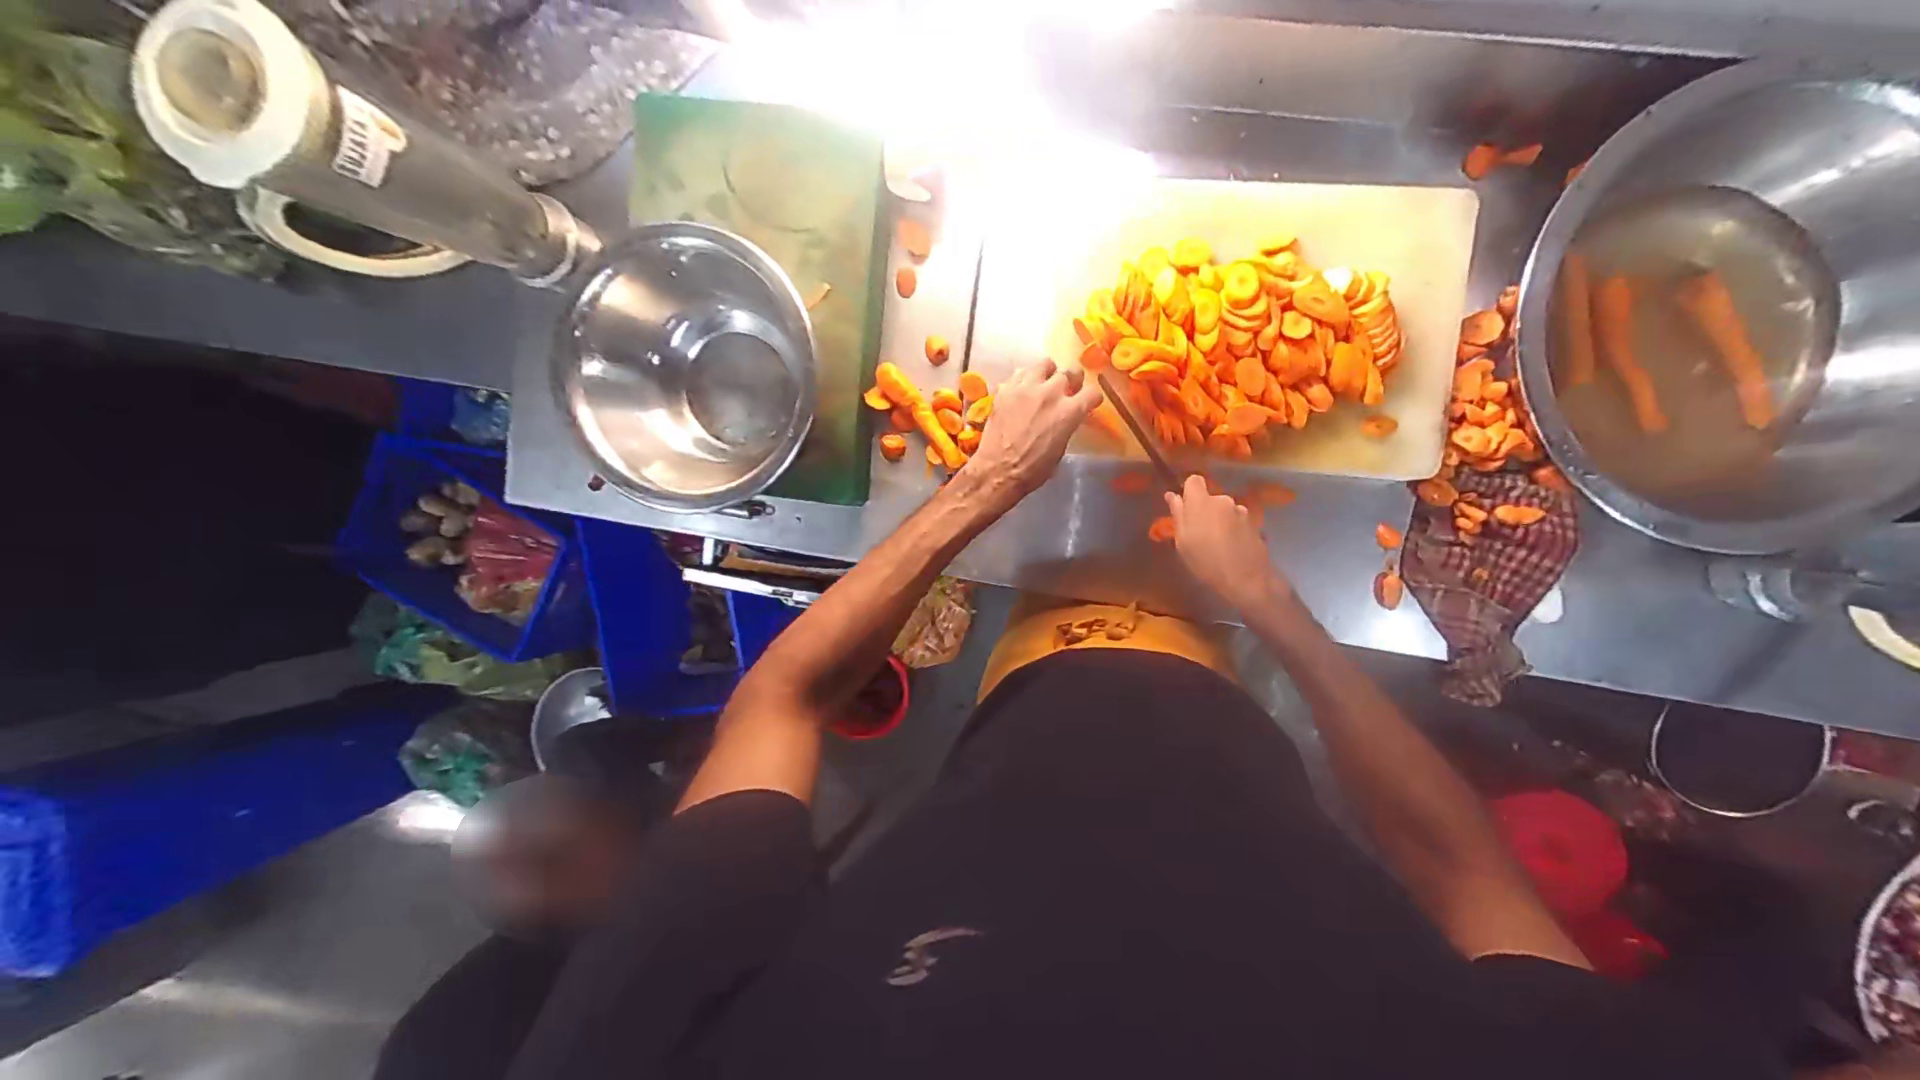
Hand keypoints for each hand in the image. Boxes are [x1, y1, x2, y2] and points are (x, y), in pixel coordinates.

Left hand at [961, 358, 1100, 505]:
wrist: (998, 470)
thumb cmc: (1032, 469)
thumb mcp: (1059, 449)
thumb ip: (1066, 425)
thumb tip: (1066, 418)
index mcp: (1069, 412)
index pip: (1092, 393)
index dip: (1092, 398)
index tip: (1089, 402)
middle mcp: (1050, 393)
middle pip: (1069, 372)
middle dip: (1072, 380)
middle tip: (1068, 387)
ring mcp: (1026, 388)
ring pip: (1044, 364)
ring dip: (1048, 373)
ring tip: (1044, 382)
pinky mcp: (1006, 389)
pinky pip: (1019, 374)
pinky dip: (1024, 379)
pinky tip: (1022, 389)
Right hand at [1164, 474, 1288, 611]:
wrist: (1247, 578)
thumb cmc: (1206, 561)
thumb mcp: (1183, 542)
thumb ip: (1177, 515)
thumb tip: (1171, 495)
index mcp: (1202, 502)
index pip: (1194, 480)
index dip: (1188, 491)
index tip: (1185, 509)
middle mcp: (1223, 500)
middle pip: (1209, 498)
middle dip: (1203, 510)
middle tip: (1198, 535)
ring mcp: (1241, 511)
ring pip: (1223, 510)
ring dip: (1219, 521)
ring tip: (1216, 545)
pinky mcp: (1254, 523)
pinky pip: (1236, 521)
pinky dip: (1232, 529)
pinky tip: (1231, 548)